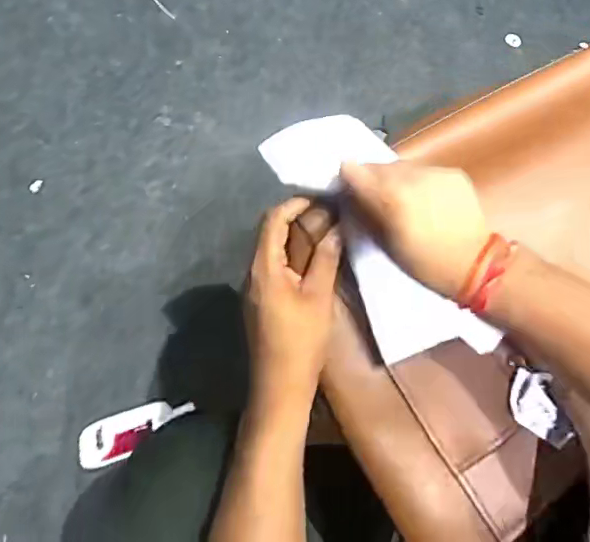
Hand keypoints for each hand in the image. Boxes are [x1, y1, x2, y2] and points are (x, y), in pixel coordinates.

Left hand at [244, 198, 342, 405]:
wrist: (279, 390)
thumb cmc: (300, 342)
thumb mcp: (318, 296)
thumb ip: (326, 258)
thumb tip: (337, 226)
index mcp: (263, 267)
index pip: (272, 219)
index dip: (295, 204)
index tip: (322, 199)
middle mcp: (252, 272)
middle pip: (270, 231)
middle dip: (297, 216)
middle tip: (329, 212)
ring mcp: (253, 287)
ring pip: (272, 248)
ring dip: (296, 235)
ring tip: (326, 230)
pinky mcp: (260, 300)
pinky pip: (273, 264)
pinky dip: (292, 253)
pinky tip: (314, 259)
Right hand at [340, 162, 490, 297]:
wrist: (476, 265)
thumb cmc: (426, 264)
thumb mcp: (388, 245)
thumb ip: (367, 213)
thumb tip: (351, 194)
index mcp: (391, 197)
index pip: (355, 170)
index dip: (348, 176)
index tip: (347, 184)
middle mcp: (411, 176)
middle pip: (379, 166)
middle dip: (373, 177)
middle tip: (376, 195)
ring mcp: (434, 171)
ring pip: (403, 166)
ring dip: (397, 177)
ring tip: (403, 198)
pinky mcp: (453, 172)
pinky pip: (426, 170)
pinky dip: (420, 180)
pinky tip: (427, 198)